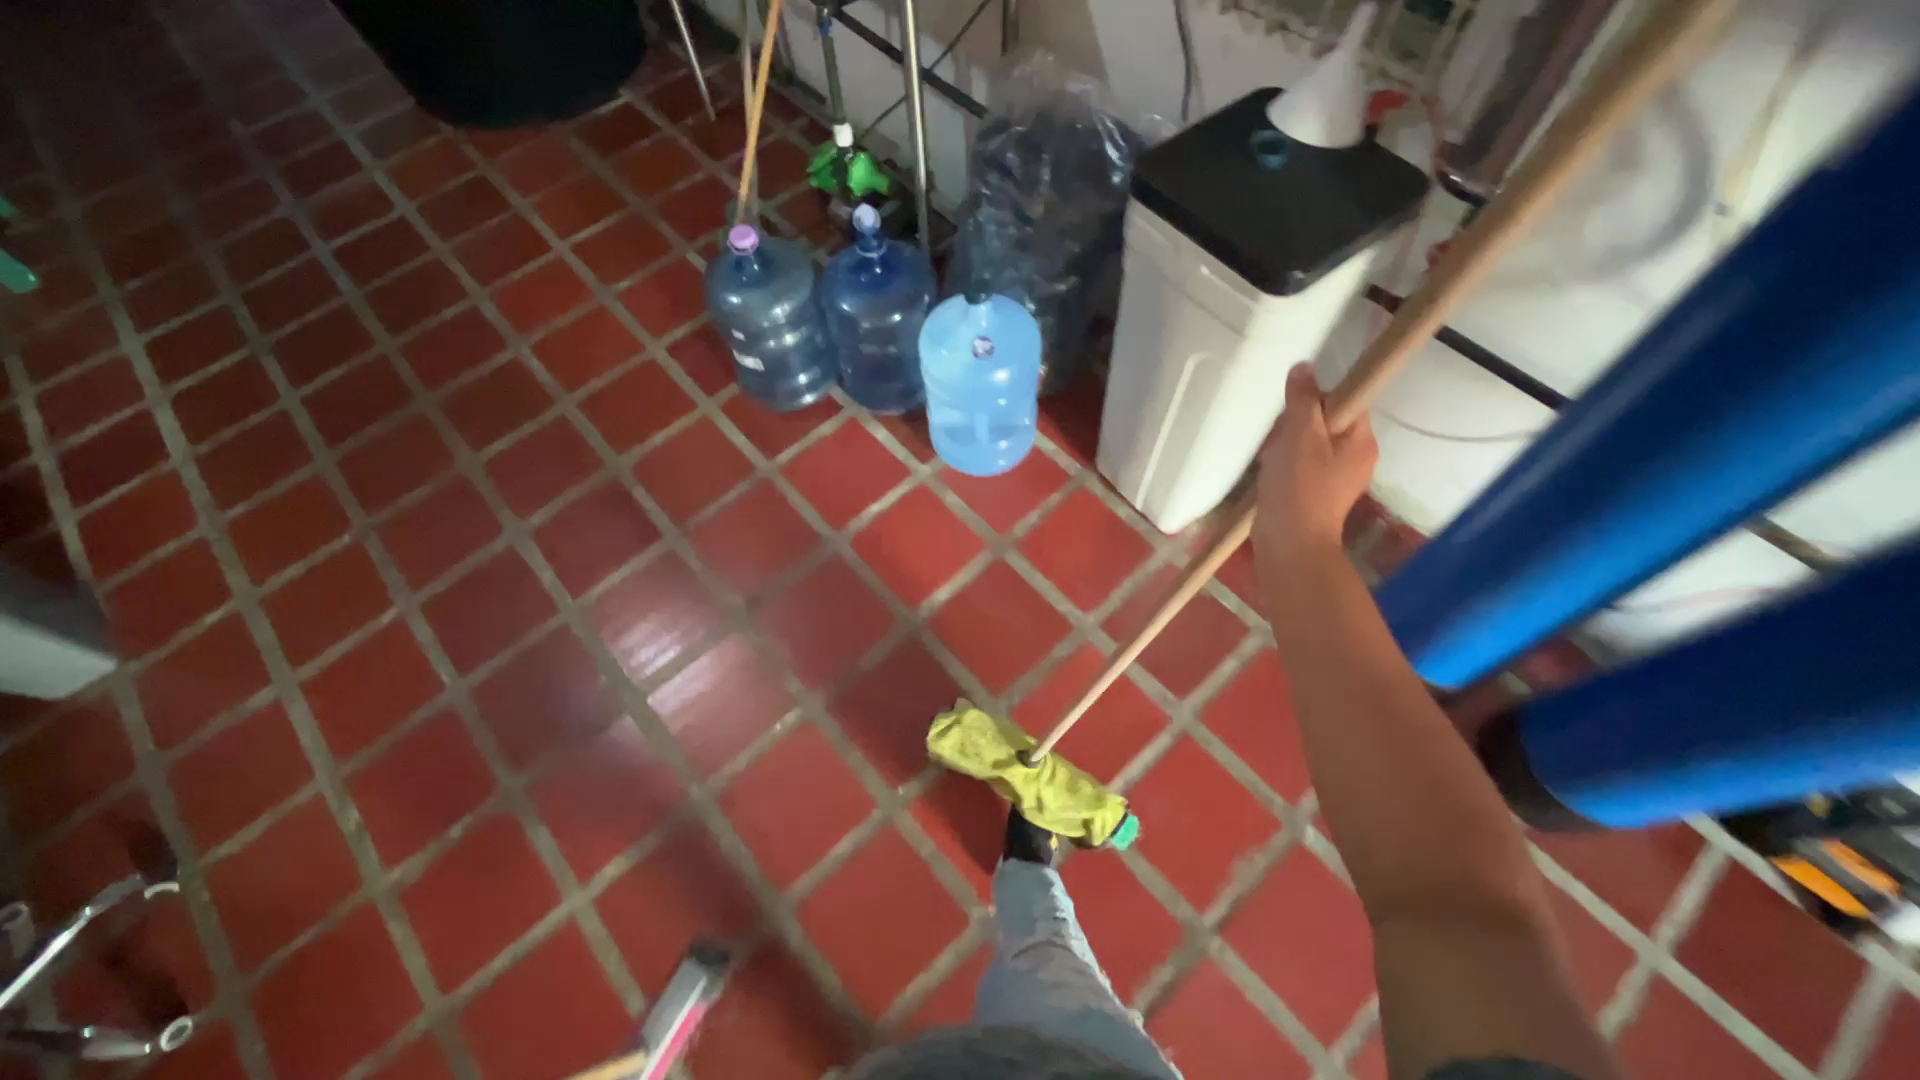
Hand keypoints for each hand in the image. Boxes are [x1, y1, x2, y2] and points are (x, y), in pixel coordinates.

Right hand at [1253, 364, 1378, 561]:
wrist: (1290, 545)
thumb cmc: (1298, 488)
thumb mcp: (1300, 436)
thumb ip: (1303, 400)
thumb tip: (1304, 369)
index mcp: (1361, 441)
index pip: (1345, 400)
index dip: (1316, 400)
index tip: (1294, 414)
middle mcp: (1356, 457)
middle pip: (1325, 421)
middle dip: (1295, 427)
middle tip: (1279, 441)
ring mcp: (1337, 478)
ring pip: (1309, 444)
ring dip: (1285, 446)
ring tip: (1271, 460)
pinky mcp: (1317, 494)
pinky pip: (1301, 466)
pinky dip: (1283, 466)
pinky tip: (1270, 475)